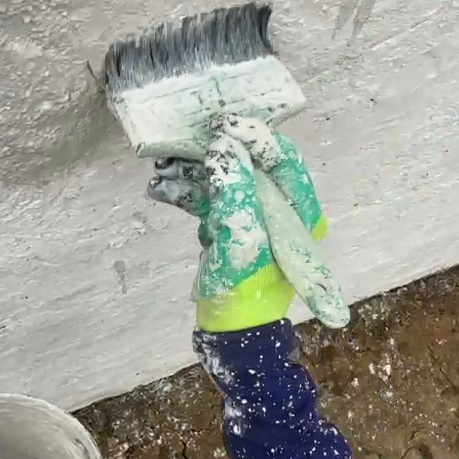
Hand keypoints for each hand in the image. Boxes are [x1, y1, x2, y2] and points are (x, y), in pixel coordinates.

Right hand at [149, 116, 330, 331]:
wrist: (231, 334)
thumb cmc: (245, 292)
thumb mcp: (241, 239)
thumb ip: (235, 191)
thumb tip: (223, 145)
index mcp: (297, 213)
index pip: (283, 162)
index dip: (256, 138)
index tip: (224, 124)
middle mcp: (278, 209)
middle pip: (248, 164)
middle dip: (216, 152)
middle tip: (186, 140)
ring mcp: (251, 216)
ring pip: (223, 178)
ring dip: (192, 171)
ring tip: (162, 168)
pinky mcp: (227, 225)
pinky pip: (206, 198)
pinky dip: (184, 191)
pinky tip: (160, 187)